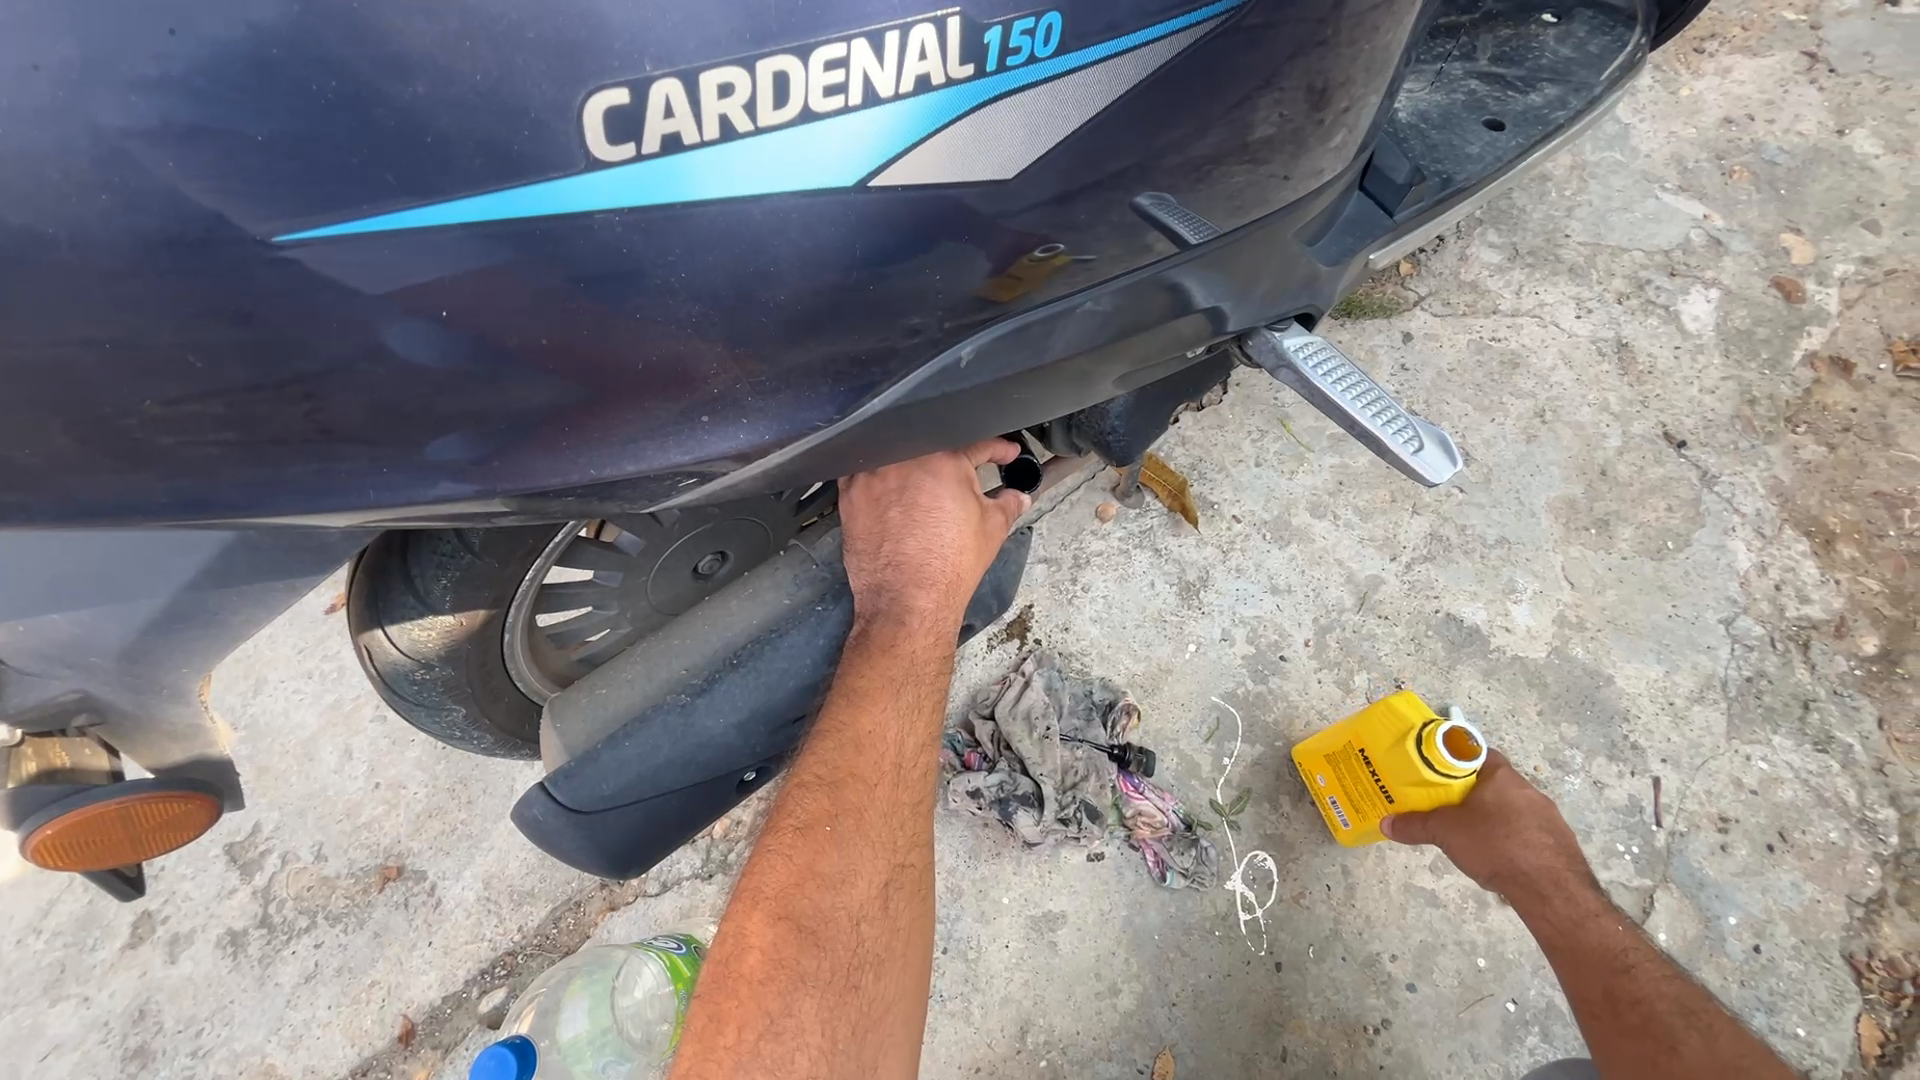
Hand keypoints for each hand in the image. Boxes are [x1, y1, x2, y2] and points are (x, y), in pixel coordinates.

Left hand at [838, 439, 1031, 631]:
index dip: (998, 448)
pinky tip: (893, 498)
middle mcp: (905, 459)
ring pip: (899, 456)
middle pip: (934, 446)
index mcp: (945, 459)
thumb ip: (1009, 504)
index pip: (978, 444)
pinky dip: (881, 480)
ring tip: (927, 493)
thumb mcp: (992, 529)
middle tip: (965, 479)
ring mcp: (873, 474)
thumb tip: (1019, 497)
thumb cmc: (948, 567)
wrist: (909, 601)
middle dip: (953, 459)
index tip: (1004, 453)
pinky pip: (866, 474)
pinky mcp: (851, 494)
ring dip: (915, 467)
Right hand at [1381, 750, 1597, 904]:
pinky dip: (1512, 839)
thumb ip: (1414, 825)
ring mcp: (1549, 818)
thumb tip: (1385, 823)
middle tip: (1446, 805)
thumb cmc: (1495, 845)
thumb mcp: (1444, 832)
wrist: (1552, 891)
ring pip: (1512, 808)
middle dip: (1470, 793)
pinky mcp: (1561, 844)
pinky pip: (1528, 832)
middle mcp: (1529, 790)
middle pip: (1493, 782)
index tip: (1438, 773)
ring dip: (1493, 817)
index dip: (1456, 760)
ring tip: (1470, 835)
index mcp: (1502, 776)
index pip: (1477, 753)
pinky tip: (1498, 857)